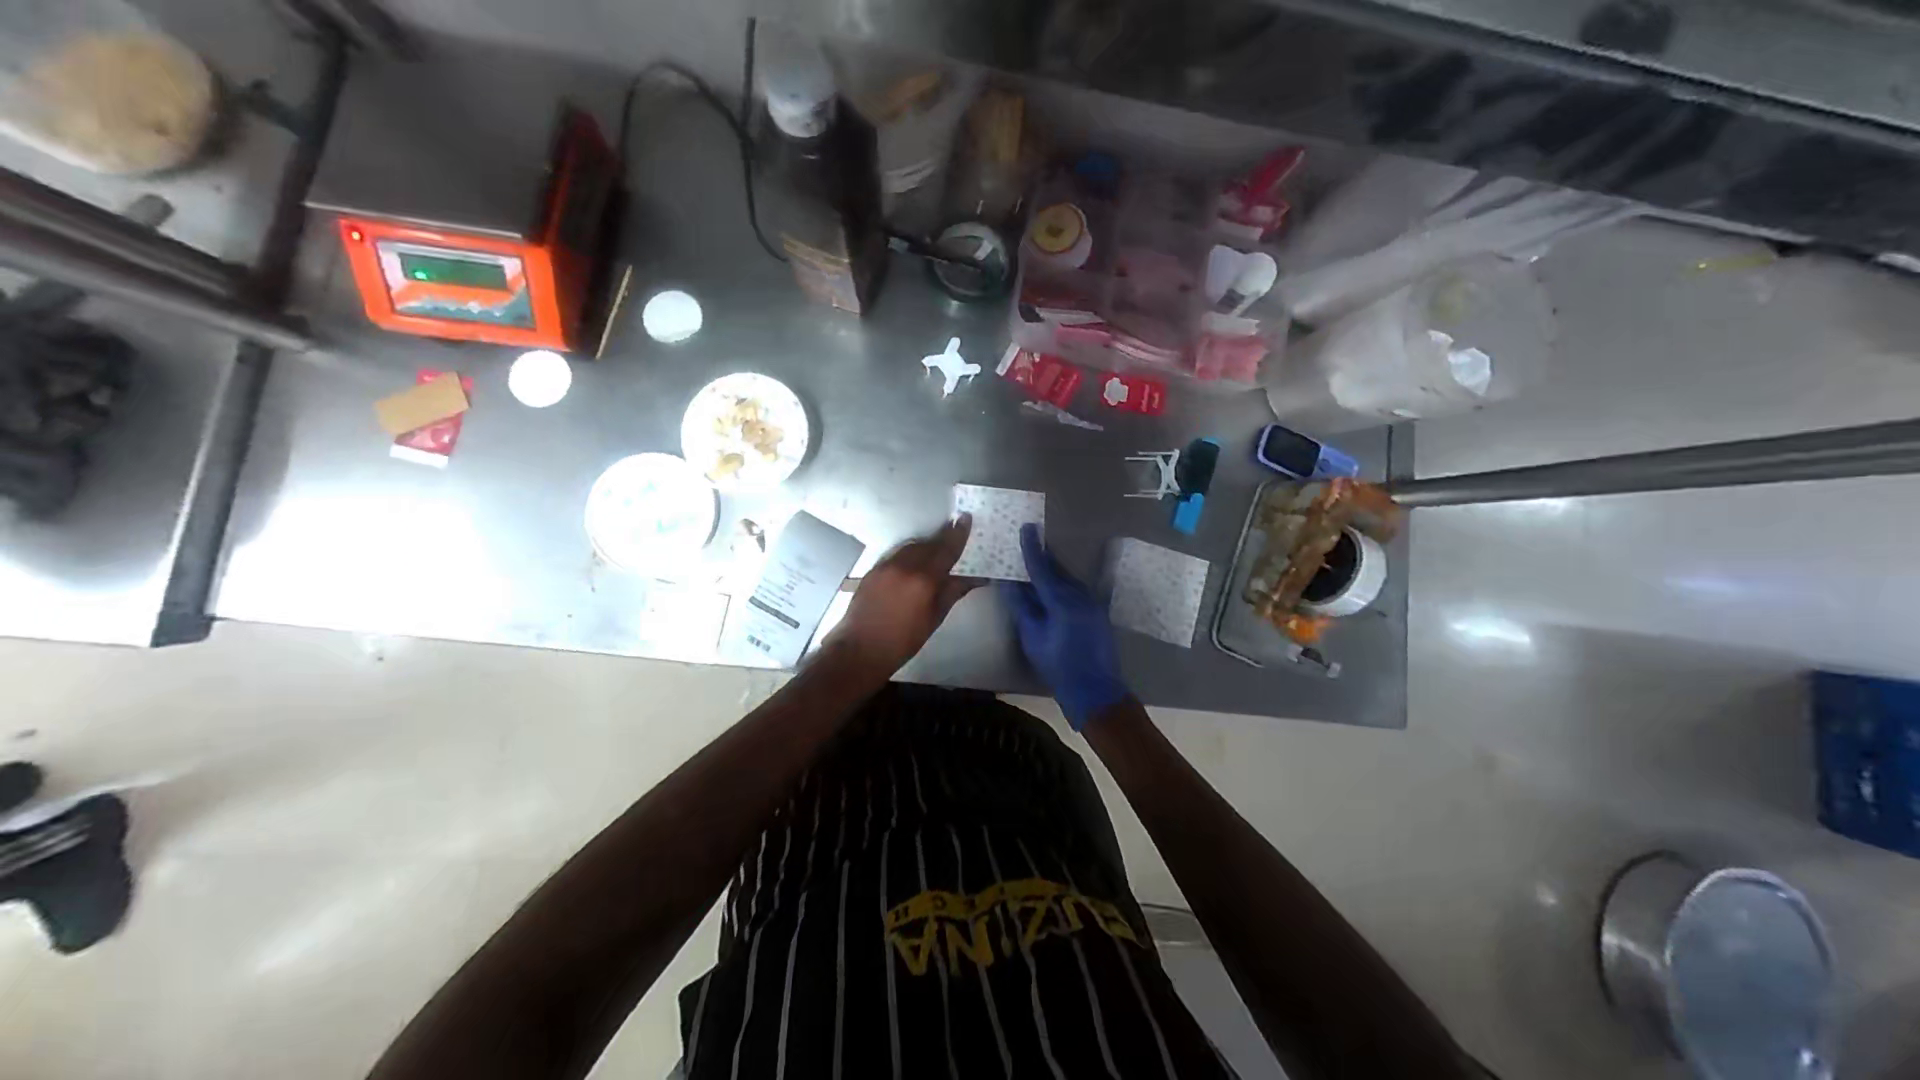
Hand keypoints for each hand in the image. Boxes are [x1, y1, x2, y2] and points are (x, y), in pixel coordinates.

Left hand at [825, 516, 980, 675]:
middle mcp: (905, 566)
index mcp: (924, 580)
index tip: (965, 518)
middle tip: (954, 535)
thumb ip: (952, 593)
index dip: (958, 534)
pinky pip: (897, 555)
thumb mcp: (934, 619)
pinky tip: (913, 564)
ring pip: (911, 547)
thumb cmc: (903, 641)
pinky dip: (909, 555)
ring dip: (925, 546)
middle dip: (942, 539)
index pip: (946, 549)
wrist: (860, 649)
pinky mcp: (873, 570)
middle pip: (929, 544)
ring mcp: (886, 565)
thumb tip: (971, 579)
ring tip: (935, 551)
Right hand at [1001, 524, 1128, 729]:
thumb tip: (1009, 583)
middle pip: (1058, 570)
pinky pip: (1077, 591)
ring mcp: (1092, 603)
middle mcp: (1080, 594)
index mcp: (1062, 599)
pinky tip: (1053, 587)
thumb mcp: (1033, 636)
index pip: (1043, 568)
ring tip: (1037, 563)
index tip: (1026, 528)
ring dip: (1053, 571)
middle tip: (1028, 542)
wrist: (1096, 690)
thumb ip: (1022, 606)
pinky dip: (1062, 585)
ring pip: (1068, 580)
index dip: (1032, 548)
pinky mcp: (1098, 612)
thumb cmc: (1058, 665)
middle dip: (1043, 557)